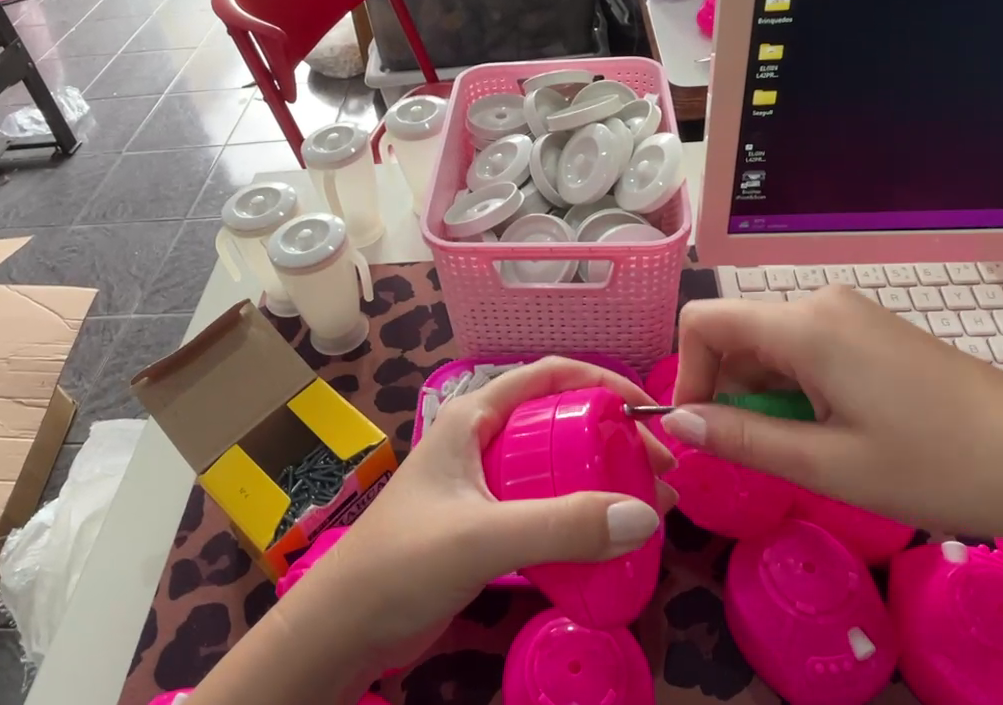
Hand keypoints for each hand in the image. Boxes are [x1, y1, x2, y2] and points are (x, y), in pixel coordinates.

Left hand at [277, 357, 676, 672]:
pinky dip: (577, 515)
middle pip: (558, 419)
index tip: (650, 415)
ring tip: (647, 508)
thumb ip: (560, 526)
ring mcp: (481, 482)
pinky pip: (542, 504)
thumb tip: (645, 516)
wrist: (344, 628)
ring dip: (599, 480)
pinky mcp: (483, 523)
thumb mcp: (482, 537)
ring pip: (553, 464)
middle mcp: (479, 439)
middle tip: (658, 474)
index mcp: (472, 417)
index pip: (548, 375)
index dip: (603, 383)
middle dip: (611, 438)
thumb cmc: (402, 563)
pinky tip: (605, 540)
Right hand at [667, 287, 1002, 564]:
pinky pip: (807, 349)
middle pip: (737, 334)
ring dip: (765, 395)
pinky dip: (797, 388)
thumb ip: (742, 438)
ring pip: (771, 345)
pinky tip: (833, 431)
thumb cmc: (937, 468)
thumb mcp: (828, 465)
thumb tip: (679, 422)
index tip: (702, 429)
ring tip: (805, 450)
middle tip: (756, 454)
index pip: (704, 321)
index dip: (687, 373)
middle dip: (729, 390)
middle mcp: (821, 303)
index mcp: (804, 325)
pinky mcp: (873, 331)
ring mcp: (851, 314)